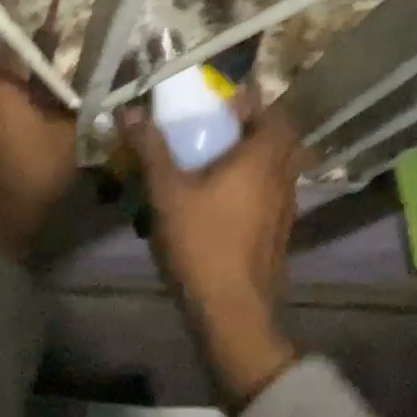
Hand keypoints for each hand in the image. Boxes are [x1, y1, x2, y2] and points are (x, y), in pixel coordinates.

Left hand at [0, 35, 78, 265]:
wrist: (1, 221)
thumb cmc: (35, 169)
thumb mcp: (66, 129)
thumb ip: (74, 96)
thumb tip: (86, 72)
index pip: (21, 43)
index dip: (45, 36)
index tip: (66, 27)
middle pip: (13, 66)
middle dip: (39, 63)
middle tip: (70, 60)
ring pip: (7, 89)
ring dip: (30, 86)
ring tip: (61, 87)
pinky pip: (1, 108)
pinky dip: (20, 106)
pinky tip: (43, 113)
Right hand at [126, 100, 300, 408]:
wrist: (232, 313)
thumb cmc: (202, 241)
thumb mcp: (166, 190)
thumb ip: (150, 147)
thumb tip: (131, 110)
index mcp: (262, 162)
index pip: (278, 118)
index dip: (256, 105)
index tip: (225, 103)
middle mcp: (282, 182)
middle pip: (283, 143)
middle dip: (256, 130)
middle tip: (220, 127)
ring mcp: (285, 213)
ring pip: (279, 172)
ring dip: (255, 159)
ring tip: (215, 161)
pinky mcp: (277, 238)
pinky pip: (271, 197)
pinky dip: (253, 187)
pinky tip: (220, 200)